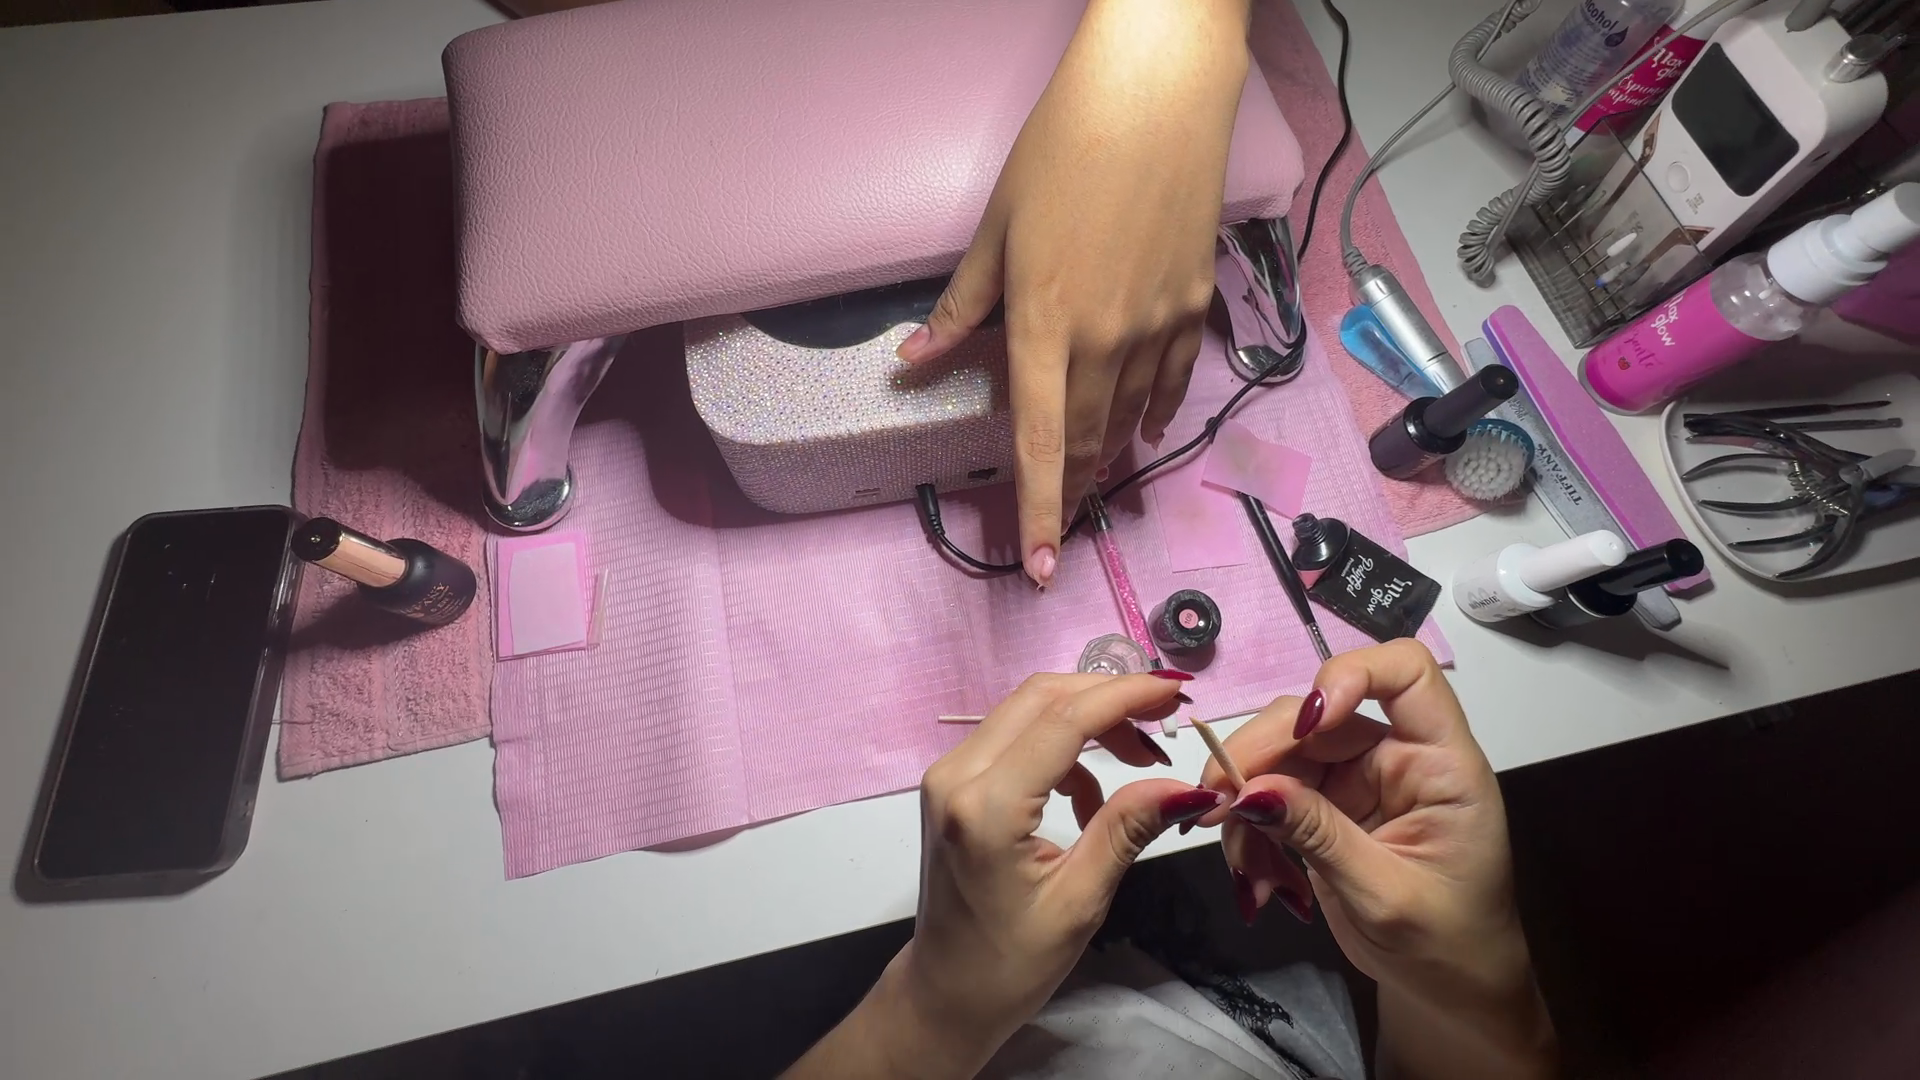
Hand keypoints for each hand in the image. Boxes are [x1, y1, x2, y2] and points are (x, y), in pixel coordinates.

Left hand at [784, 673, 1218, 1078]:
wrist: (944, 991)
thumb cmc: (1012, 962)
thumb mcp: (1080, 900)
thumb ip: (1128, 829)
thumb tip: (1190, 786)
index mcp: (987, 807)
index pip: (1062, 720)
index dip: (1124, 695)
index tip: (1176, 691)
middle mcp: (957, 773)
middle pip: (1041, 697)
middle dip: (1109, 698)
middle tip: (1164, 720)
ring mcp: (948, 770)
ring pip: (1027, 709)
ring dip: (1088, 719)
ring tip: (1139, 761)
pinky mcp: (952, 777)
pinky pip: (1015, 734)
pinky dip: (1061, 745)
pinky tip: (1088, 792)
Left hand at [898, 0, 1250, 587]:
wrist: (1159, 94)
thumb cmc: (1063, 153)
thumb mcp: (996, 231)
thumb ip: (959, 310)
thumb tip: (911, 360)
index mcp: (1045, 327)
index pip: (1036, 443)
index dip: (1036, 513)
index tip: (1041, 569)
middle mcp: (1105, 343)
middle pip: (1082, 444)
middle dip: (1066, 494)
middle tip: (1057, 528)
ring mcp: (1157, 329)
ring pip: (1126, 422)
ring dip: (1102, 458)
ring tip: (1088, 483)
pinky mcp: (1192, 308)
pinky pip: (1170, 385)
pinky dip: (1150, 416)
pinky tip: (1142, 433)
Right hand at [1194, 641, 1556, 1079]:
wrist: (1446, 994)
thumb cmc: (1447, 949)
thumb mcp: (1384, 897)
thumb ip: (1319, 836)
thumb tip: (1248, 791)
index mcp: (1439, 763)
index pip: (1405, 675)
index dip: (1350, 675)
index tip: (1304, 723)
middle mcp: (1393, 753)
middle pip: (1313, 715)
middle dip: (1258, 753)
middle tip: (1215, 803)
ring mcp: (1353, 773)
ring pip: (1278, 749)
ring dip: (1242, 793)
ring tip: (1231, 849)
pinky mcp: (1321, 797)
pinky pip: (1267, 786)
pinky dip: (1246, 818)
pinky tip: (1244, 858)